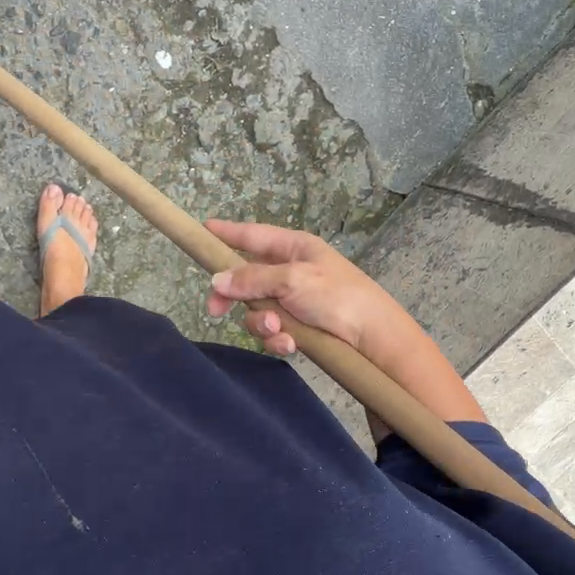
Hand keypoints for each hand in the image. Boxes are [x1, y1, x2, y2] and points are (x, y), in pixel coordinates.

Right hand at [203, 219, 401, 356]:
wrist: (372, 337)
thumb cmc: (337, 296)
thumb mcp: (292, 280)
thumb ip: (252, 279)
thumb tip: (217, 280)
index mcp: (293, 248)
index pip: (252, 236)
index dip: (227, 233)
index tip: (203, 229)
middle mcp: (290, 272)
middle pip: (246, 280)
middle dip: (234, 298)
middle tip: (215, 311)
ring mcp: (293, 301)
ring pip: (256, 311)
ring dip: (261, 324)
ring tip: (278, 329)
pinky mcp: (298, 327)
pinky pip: (272, 332)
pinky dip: (277, 339)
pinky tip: (290, 344)